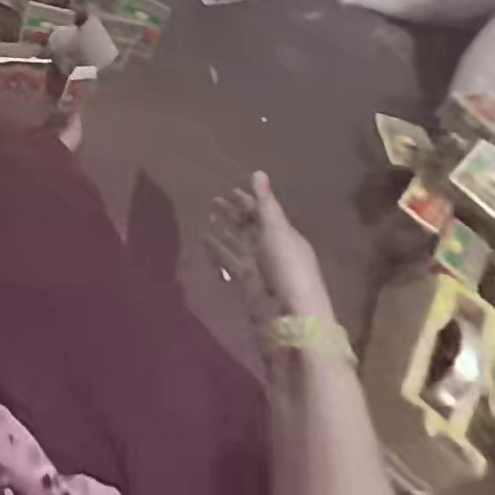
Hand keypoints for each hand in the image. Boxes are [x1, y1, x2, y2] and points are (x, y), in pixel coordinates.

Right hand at [208, 172, 337, 386]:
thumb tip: (257, 172)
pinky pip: (229, 262)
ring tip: (207, 217)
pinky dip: (217, 251)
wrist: (291, 322)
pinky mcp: (247, 286)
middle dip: (234, 213)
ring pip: (239, 244)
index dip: (247, 200)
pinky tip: (203, 242)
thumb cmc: (287, 270)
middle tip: (212, 200)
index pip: (263, 212)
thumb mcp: (277, 230)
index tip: (227, 189)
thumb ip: (265, 203)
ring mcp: (260, 269)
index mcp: (285, 235)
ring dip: (224, 230)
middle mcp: (273, 250)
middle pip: (251, 227)